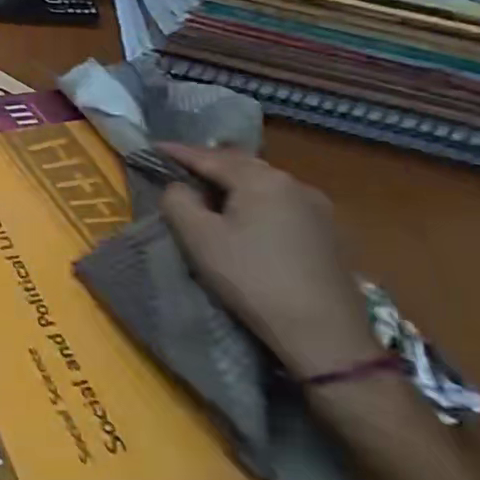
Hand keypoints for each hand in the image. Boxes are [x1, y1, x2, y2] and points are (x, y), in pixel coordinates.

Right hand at [157, 143, 381, 378]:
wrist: (322, 332)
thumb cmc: (250, 276)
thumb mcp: (197, 236)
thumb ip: (178, 200)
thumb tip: (180, 186)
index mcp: (262, 181)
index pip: (209, 157)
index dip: (177, 151)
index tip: (151, 147)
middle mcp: (294, 185)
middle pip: (242, 164)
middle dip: (208, 161)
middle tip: (178, 164)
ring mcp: (318, 208)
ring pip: (264, 182)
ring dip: (233, 180)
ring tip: (208, 187)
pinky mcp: (327, 232)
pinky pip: (280, 201)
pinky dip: (254, 197)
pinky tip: (244, 211)